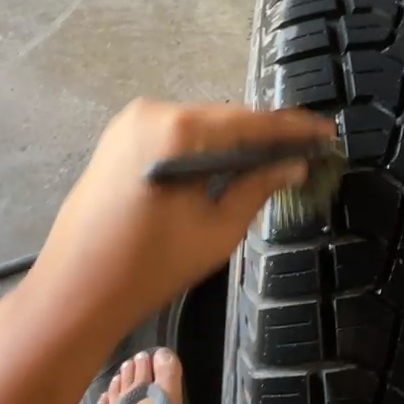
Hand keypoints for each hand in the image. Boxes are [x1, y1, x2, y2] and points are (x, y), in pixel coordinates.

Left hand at [31, 99, 335, 334]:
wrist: (77, 290)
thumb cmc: (152, 266)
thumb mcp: (218, 230)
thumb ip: (258, 187)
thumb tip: (292, 166)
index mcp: (178, 130)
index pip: (251, 122)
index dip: (294, 130)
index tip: (326, 134)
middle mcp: (152, 112)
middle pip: (224, 119)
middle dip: (264, 136)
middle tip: (303, 151)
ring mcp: (129, 124)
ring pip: (199, 127)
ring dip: (235, 143)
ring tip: (273, 160)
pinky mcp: (117, 141)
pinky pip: (174, 137)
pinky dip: (204, 150)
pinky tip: (228, 166)